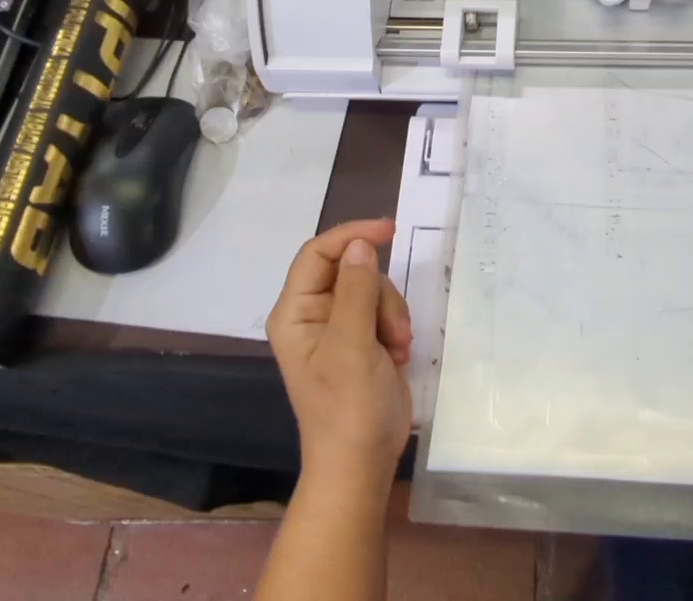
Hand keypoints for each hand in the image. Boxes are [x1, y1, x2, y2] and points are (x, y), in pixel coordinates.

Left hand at [267, 219, 413, 484]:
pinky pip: (384, 309)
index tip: (389, 230)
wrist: (362, 462)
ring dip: (392, 314)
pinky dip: (396, 327)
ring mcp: (339, 327)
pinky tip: (396, 355)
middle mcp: (314, 314)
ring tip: (395, 349)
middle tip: (391, 331)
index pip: (318, 253)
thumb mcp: (352, 345)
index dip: (351, 235)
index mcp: (295, 312)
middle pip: (353, 270)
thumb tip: (360, 244)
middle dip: (380, 294)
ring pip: (374, 288)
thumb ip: (356, 291)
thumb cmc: (348, 407)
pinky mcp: (363, 339)